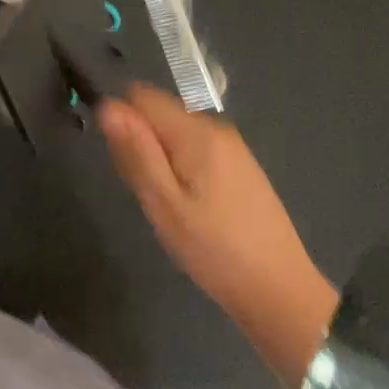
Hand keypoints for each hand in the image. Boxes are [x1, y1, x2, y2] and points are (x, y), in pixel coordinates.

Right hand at [98, 84, 338, 388]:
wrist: (280, 293)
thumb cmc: (214, 250)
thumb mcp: (163, 203)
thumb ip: (135, 151)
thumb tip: (107, 106)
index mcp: (197, 133)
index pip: (140, 95)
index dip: (122, 121)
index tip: (124, 162)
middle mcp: (216, 129)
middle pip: (158, 113)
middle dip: (140, 142)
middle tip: (147, 191)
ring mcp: (232, 148)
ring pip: (174, 133)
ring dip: (159, 158)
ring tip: (167, 203)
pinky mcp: (240, 167)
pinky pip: (193, 149)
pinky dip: (180, 168)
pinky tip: (189, 206)